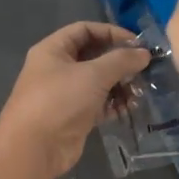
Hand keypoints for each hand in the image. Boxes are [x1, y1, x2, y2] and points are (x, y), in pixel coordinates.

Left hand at [0, 22, 149, 178]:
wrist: (35, 149)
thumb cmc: (60, 101)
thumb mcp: (93, 74)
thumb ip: (121, 60)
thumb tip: (144, 53)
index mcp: (53, 50)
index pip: (85, 30)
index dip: (111, 32)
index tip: (137, 43)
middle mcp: (57, 69)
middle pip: (94, 56)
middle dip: (120, 62)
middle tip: (143, 69)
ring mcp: (66, 94)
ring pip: (98, 82)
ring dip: (120, 85)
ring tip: (139, 92)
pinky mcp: (74, 116)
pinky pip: (98, 103)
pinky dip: (114, 104)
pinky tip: (129, 108)